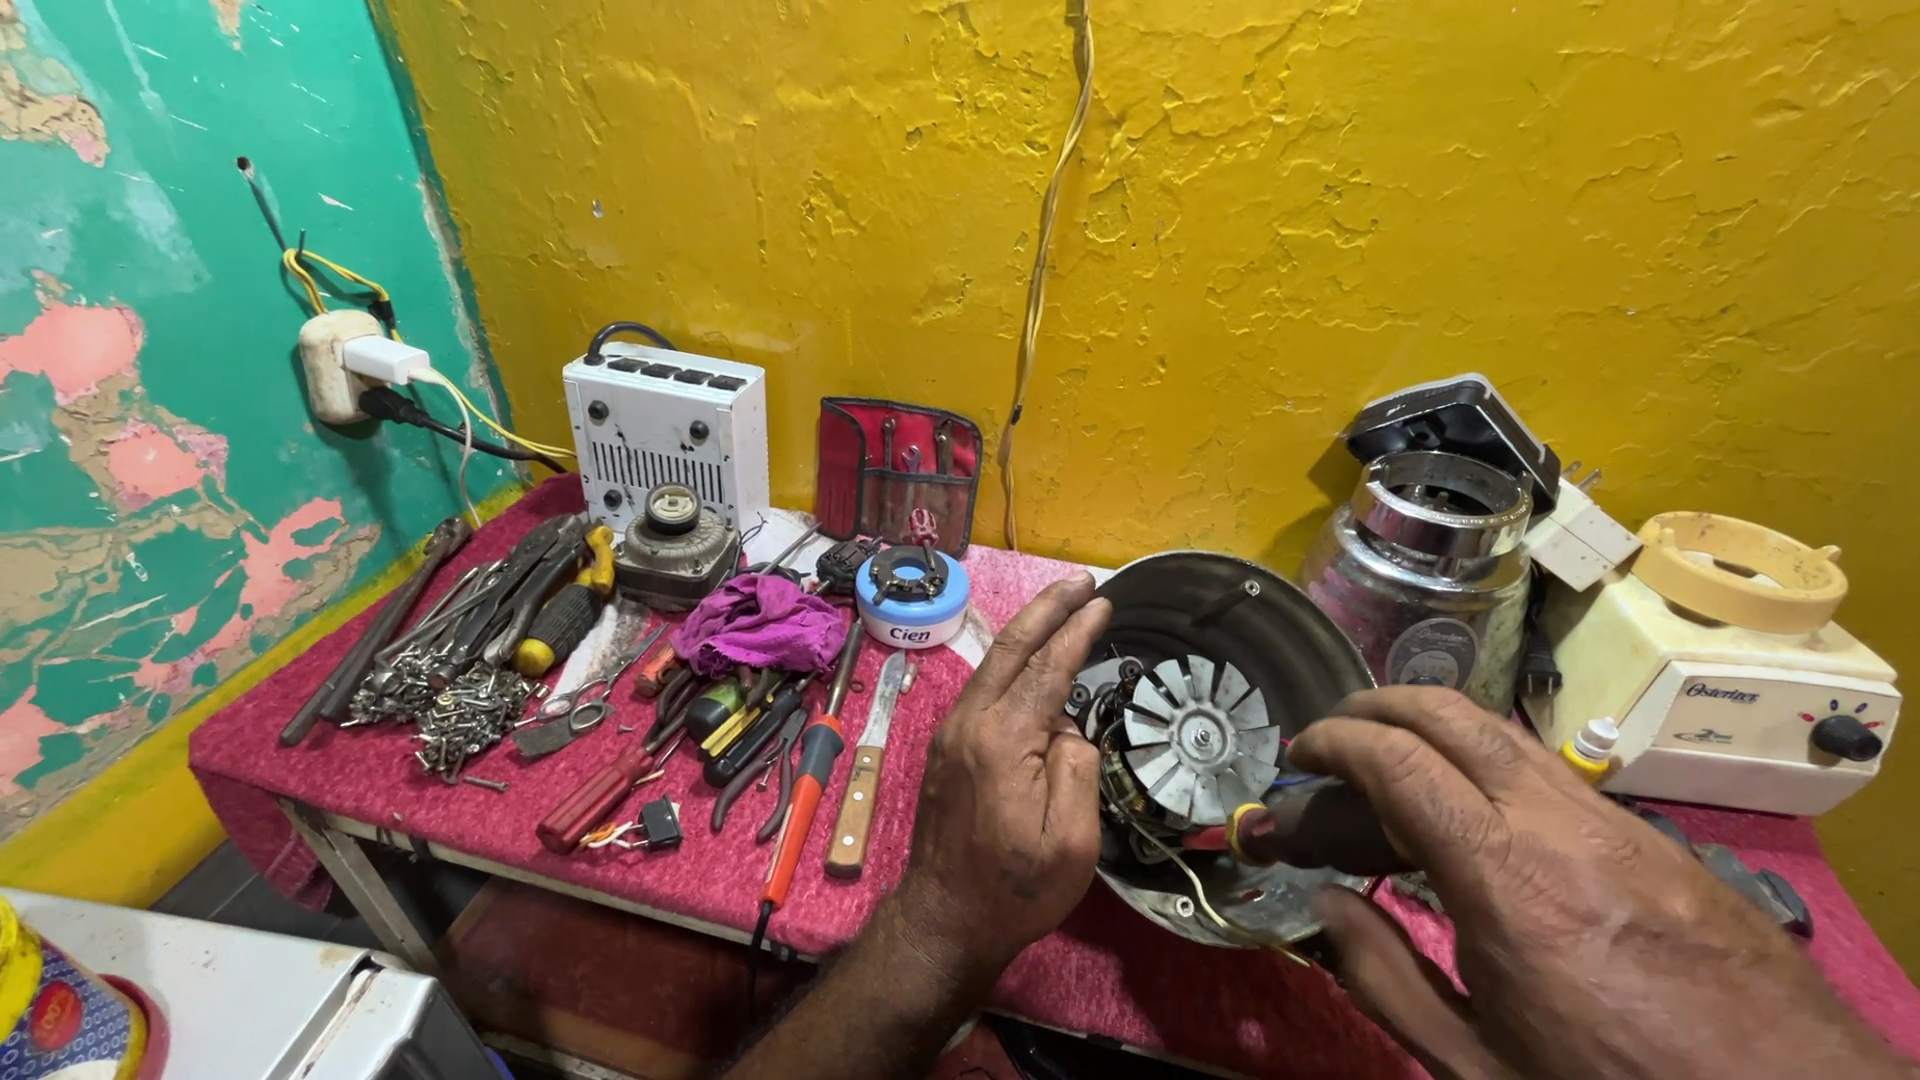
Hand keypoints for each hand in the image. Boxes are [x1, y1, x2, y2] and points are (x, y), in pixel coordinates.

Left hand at [889, 574, 1110, 989]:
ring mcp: (951, 731)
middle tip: (1081, 580)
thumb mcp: (1072, 842)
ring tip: (1062, 606)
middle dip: (1047, 607)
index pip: (1047, 669)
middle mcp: (970, 722)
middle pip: (1011, 647)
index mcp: (1002, 741)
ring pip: (993, 663)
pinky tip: (1032, 658)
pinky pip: (985, 688)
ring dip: (1028, 629)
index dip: (1077, 632)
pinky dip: (1012, 661)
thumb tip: (1066, 727)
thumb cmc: (1015, 889)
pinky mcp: (947, 744)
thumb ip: (1077, 768)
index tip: (1102, 602)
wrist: (944, 918)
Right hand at [1289, 686, 1912, 1079]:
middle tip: (1334, 733)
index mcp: (1503, 879)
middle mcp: (1557, 824)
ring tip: (1391, 755)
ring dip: (1428, 722)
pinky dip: (1481, 757)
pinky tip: (1471, 805)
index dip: (1333, 741)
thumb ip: (1382, 975)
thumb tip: (1323, 902)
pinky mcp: (1654, 836)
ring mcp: (1613, 822)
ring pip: (1501, 728)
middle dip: (1373, 704)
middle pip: (1448, 713)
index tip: (1299, 754)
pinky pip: (1546, 767)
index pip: (1397, 761)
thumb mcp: (1477, 1066)